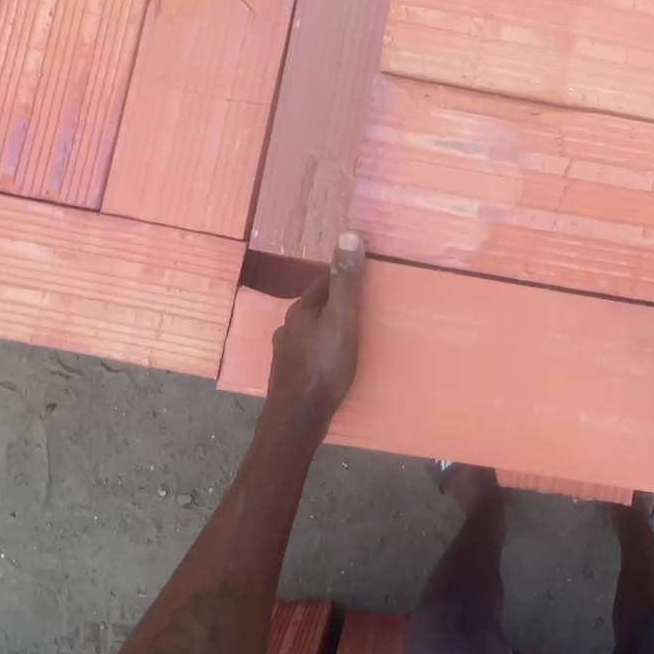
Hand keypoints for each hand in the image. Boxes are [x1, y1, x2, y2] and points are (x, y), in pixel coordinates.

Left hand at [266, 232, 365, 432]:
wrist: (298, 418)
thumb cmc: (324, 365)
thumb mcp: (343, 318)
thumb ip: (347, 280)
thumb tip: (349, 234)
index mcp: (301, 309)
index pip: (326, 282)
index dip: (346, 278)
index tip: (367, 280)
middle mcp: (288, 327)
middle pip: (319, 307)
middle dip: (339, 306)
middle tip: (367, 310)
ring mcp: (286, 353)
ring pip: (313, 332)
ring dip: (331, 330)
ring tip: (354, 337)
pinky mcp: (290, 376)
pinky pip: (310, 354)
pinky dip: (324, 352)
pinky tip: (335, 363)